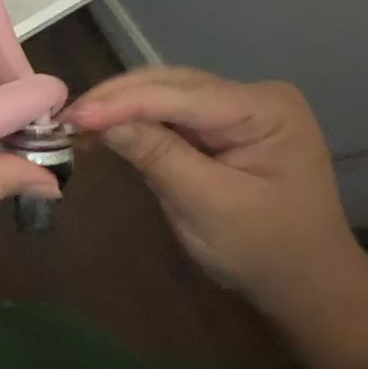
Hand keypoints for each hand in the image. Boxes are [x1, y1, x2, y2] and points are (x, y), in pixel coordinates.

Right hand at [61, 67, 367, 368]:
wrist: (305, 284)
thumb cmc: (264, 248)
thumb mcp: (207, 204)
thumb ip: (157, 156)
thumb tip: (101, 122)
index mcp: (264, 109)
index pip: (180, 95)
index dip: (121, 103)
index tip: (70, 116)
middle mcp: (253, 97)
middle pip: (171, 85)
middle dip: (115, 99)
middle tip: (62, 117)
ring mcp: (239, 111)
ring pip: (166, 95)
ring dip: (120, 107)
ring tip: (74, 122)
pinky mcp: (222, 129)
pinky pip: (172, 116)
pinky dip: (135, 122)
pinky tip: (104, 130)